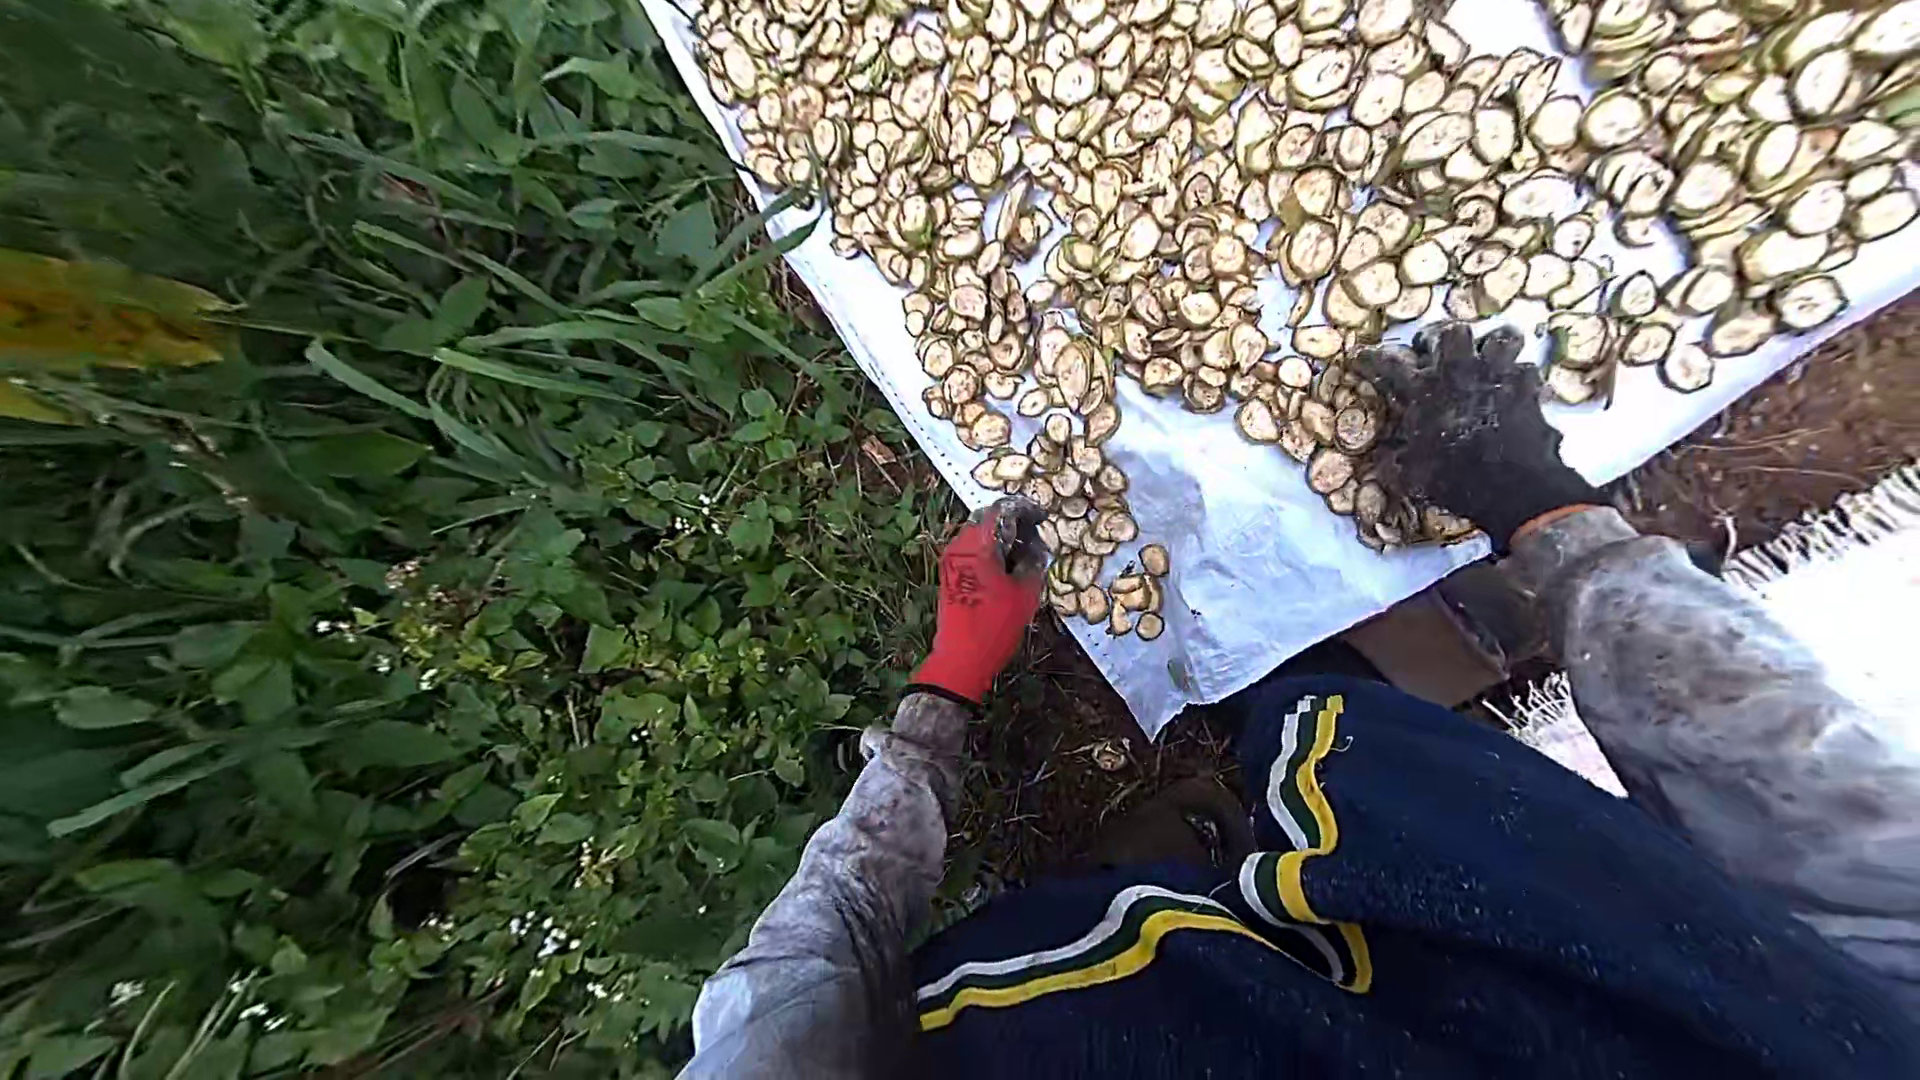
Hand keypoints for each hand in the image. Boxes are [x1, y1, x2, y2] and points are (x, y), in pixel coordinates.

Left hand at [911, 503, 1045, 703]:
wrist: (960, 658)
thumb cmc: (995, 625)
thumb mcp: (1025, 593)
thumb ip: (1033, 562)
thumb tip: (1035, 547)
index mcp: (978, 544)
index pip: (1002, 511)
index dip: (1026, 510)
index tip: (1042, 517)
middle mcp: (960, 546)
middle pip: (987, 519)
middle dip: (1012, 523)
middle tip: (1035, 534)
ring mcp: (951, 560)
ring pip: (978, 535)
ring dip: (1000, 538)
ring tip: (1024, 553)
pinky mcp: (949, 574)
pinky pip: (971, 551)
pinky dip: (989, 551)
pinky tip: (1007, 567)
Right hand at [1355, 321, 1602, 549]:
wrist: (1509, 485)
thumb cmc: (1448, 477)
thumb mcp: (1405, 470)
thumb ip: (1394, 455)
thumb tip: (1383, 457)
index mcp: (1420, 391)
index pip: (1387, 364)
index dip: (1370, 358)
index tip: (1359, 355)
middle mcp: (1458, 375)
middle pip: (1451, 333)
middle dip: (1442, 339)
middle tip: (1435, 353)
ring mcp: (1498, 378)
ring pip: (1501, 338)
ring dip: (1490, 348)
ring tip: (1482, 361)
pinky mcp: (1529, 390)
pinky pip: (1525, 370)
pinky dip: (1516, 378)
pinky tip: (1509, 390)